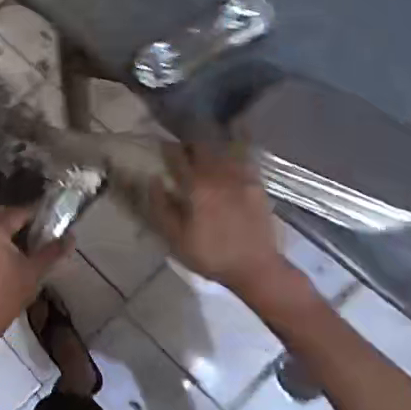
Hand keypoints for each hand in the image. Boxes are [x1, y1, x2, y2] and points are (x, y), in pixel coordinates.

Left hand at [0, 205, 70, 344]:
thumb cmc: (9, 290)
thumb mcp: (35, 269)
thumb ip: (53, 251)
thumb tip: (71, 237)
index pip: (19, 212)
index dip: (39, 213)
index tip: (57, 217)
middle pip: (8, 215)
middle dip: (27, 219)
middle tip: (47, 227)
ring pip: (1, 227)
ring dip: (19, 229)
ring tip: (40, 239)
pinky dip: (11, 238)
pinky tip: (26, 250)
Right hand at [148, 142, 288, 292]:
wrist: (256, 268)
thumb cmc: (211, 255)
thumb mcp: (176, 238)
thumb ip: (161, 207)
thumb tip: (154, 180)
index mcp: (196, 187)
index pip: (177, 158)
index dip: (167, 148)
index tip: (161, 145)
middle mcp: (218, 175)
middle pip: (201, 147)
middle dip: (189, 145)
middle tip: (182, 149)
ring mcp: (241, 177)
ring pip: (223, 149)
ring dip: (210, 145)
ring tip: (204, 146)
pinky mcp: (257, 184)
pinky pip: (246, 157)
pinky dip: (239, 145)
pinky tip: (236, 141)